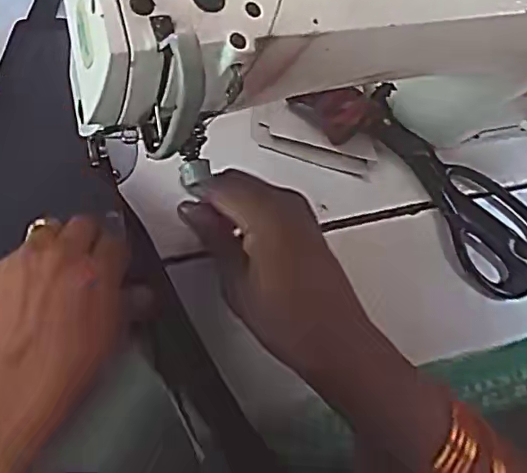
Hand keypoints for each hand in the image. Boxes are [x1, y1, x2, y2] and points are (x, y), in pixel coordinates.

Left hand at [0, 214, 128, 472]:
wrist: (3, 397)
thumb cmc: (55, 383)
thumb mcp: (107, 346)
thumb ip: (126, 308)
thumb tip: (137, 297)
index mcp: (95, 273)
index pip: (116, 238)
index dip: (117, 252)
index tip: (115, 262)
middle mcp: (61, 257)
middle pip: (84, 223)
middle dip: (89, 238)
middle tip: (88, 261)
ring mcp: (28, 258)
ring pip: (50, 228)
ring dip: (57, 244)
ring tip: (57, 271)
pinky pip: (20, 250)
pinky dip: (28, 262)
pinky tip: (28, 289)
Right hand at [177, 170, 373, 387]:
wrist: (339, 346)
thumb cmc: (295, 323)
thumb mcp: (236, 283)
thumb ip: (212, 237)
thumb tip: (194, 212)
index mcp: (266, 213)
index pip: (218, 184)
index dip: (197, 194)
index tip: (187, 208)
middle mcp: (286, 204)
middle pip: (236, 179)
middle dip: (213, 196)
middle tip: (199, 222)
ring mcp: (300, 211)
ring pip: (252, 187)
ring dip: (233, 202)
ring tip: (221, 236)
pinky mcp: (308, 223)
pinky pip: (270, 200)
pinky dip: (252, 210)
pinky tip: (245, 240)